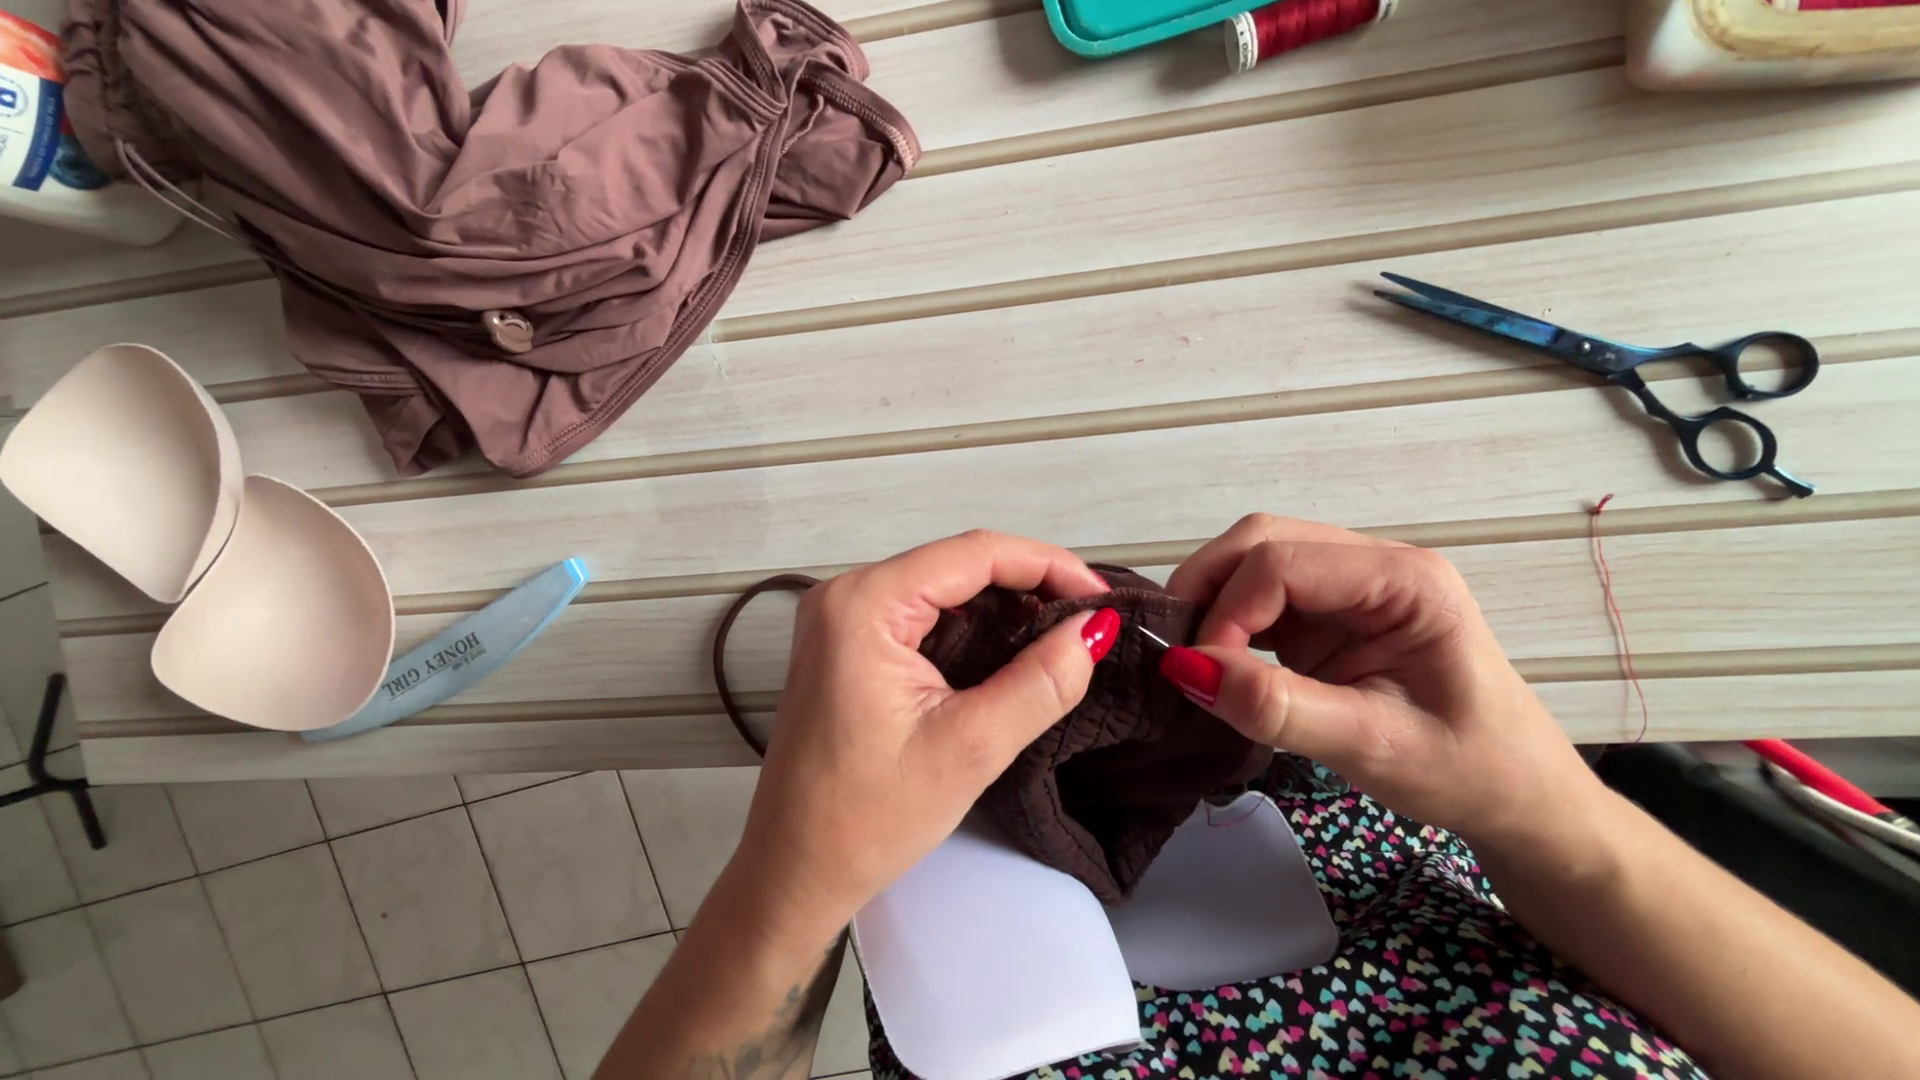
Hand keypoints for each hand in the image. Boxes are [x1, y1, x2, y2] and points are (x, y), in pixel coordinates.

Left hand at [732, 530, 1116, 933]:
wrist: (795, 869)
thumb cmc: (868, 818)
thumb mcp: (970, 747)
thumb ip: (1041, 681)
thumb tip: (1095, 629)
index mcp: (864, 604)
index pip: (975, 553)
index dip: (1048, 564)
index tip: (1102, 599)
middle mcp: (845, 594)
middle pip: (958, 563)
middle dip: (1029, 585)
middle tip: (1087, 622)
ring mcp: (841, 617)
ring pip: (943, 587)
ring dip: (1003, 607)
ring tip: (1059, 636)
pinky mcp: (846, 642)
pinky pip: (922, 613)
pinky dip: (971, 626)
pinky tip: (1008, 651)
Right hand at [1161, 514, 1602, 850]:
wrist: (1517, 797)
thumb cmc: (1467, 771)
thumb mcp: (1371, 747)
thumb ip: (1276, 706)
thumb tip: (1183, 669)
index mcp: (1405, 581)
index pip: (1282, 562)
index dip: (1228, 611)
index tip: (1205, 677)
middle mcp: (1375, 565)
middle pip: (1262, 540)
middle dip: (1207, 588)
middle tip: (1178, 653)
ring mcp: (1350, 586)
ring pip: (1254, 559)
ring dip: (1212, 601)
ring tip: (1192, 659)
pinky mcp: (1330, 614)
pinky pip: (1261, 596)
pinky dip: (1227, 621)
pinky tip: (1217, 661)